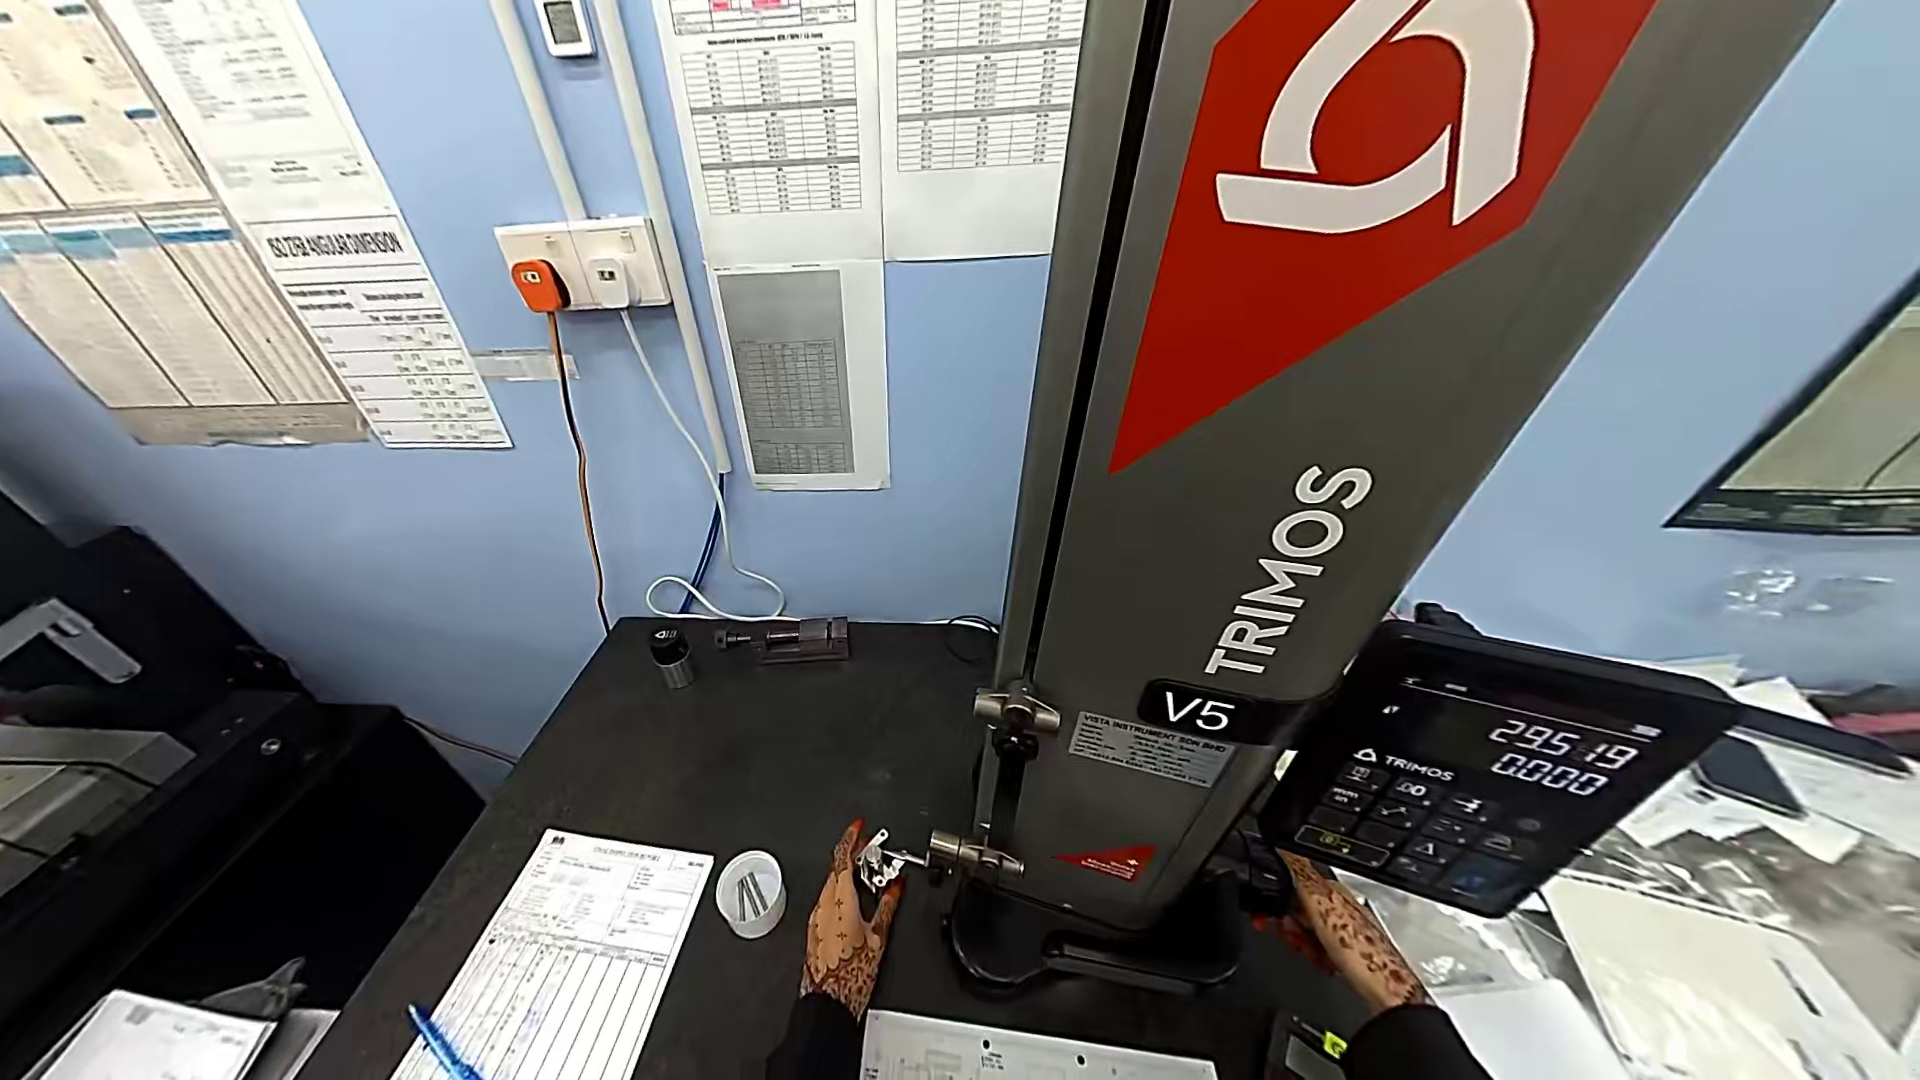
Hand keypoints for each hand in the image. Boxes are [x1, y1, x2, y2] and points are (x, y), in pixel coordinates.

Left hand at [800, 820, 902, 1019]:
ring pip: (831, 884)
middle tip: (870, 851)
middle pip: (836, 868)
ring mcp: (815, 918)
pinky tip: (853, 901)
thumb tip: (896, 886)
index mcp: (839, 901)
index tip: (859, 827)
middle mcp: (823, 906)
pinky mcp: (813, 930)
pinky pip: (826, 900)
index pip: (841, 858)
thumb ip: (888, 905)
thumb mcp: (879, 937)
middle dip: (853, 856)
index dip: (851, 838)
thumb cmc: (851, 977)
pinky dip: (840, 891)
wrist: (827, 1007)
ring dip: (847, 875)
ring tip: (866, 877)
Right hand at [1276, 851, 1431, 1015]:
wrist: (1387, 995)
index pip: (1293, 881)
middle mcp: (1340, 907)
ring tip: (1304, 949)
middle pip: (1298, 906)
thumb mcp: (1319, 903)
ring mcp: (1345, 931)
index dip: (1276, 895)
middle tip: (1286, 933)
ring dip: (1299, 939)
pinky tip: (1317, 960)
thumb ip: (1298, 873)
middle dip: (1287, 921)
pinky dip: (1313, 953)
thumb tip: (1281, 844)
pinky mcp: (1348, 954)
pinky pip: (1320, 947)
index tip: (1268, 911)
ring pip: (1308, 929)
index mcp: (1333, 890)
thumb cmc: (1360, 951)